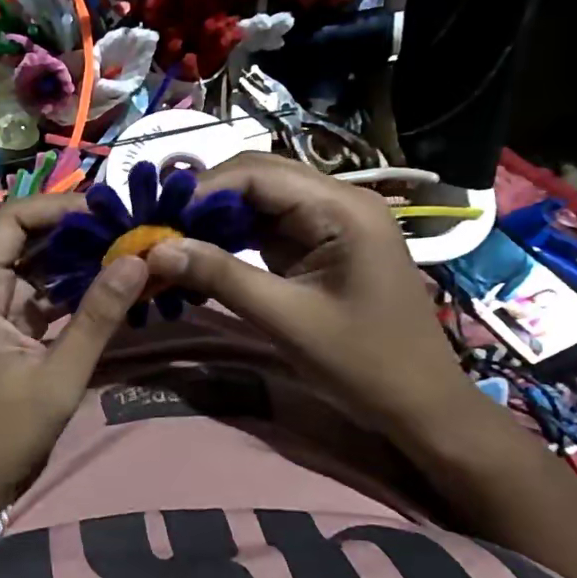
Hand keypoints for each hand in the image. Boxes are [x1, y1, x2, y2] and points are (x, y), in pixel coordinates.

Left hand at [0, 193, 148, 525]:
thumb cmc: (3, 433)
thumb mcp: (57, 375)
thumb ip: (97, 317)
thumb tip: (138, 260)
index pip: (11, 222)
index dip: (57, 207)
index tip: (106, 210)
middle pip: (27, 241)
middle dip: (77, 233)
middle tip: (129, 229)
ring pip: (39, 269)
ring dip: (80, 261)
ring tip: (129, 251)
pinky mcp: (13, 334)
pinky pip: (46, 298)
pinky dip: (76, 291)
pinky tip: (113, 286)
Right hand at [144, 153, 473, 449]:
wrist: (419, 404)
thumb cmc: (364, 363)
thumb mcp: (287, 319)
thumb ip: (222, 277)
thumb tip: (157, 250)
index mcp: (342, 208)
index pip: (258, 174)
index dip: (202, 190)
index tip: (157, 219)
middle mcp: (338, 201)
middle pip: (258, 180)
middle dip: (205, 203)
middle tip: (159, 232)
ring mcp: (330, 224)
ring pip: (258, 204)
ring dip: (215, 222)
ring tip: (172, 247)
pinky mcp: (320, 247)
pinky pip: (267, 231)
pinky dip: (232, 243)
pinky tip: (202, 262)